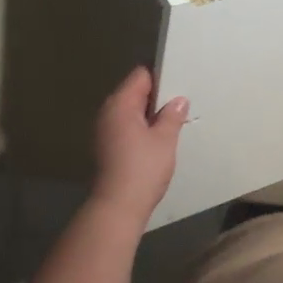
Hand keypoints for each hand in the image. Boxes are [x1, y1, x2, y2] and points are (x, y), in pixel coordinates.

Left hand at [90, 67, 187, 222]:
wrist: (117, 208)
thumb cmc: (142, 169)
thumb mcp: (164, 140)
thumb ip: (172, 116)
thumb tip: (179, 100)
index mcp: (121, 103)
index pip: (141, 75)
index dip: (160, 77)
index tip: (177, 87)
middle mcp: (108, 111)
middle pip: (133, 91)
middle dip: (155, 97)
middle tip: (177, 107)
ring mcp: (103, 129)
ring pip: (129, 111)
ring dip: (147, 115)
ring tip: (169, 125)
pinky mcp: (104, 146)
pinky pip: (124, 126)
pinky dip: (138, 128)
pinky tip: (153, 142)